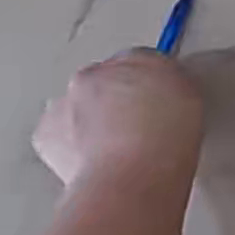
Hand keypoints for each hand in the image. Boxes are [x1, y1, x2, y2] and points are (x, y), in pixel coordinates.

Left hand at [33, 49, 204, 189]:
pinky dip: (74, 140)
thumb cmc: (169, 137)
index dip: (151, 80)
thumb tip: (159, 90)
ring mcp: (64, 103)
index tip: (159, 98)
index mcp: (136, 59)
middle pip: (104, 79)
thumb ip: (170, 82)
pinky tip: (96, 156)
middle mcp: (95, 74)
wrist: (133, 175)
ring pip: (79, 104)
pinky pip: (59, 131)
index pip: (142, 59)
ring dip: (92, 117)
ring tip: (118, 144)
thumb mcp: (191, 97)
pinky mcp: (44, 133)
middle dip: (117, 95)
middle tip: (140, 121)